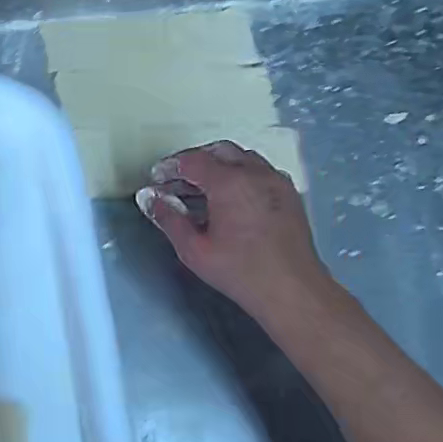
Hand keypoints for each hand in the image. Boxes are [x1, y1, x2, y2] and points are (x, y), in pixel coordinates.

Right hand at [134, 140, 334, 319]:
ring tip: (201, 189)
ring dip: (218, 165)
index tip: (156, 180)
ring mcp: (277, 182)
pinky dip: (239, 173)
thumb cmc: (240, 271)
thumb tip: (148, 198)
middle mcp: (256, 174)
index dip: (170, 166)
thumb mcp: (192, 249)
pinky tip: (229, 198)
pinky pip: (259, 170)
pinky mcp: (289, 194)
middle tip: (176, 180)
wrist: (293, 291)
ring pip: (242, 157)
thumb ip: (167, 218)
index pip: (192, 160)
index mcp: (230, 183)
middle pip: (219, 150)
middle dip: (194, 160)